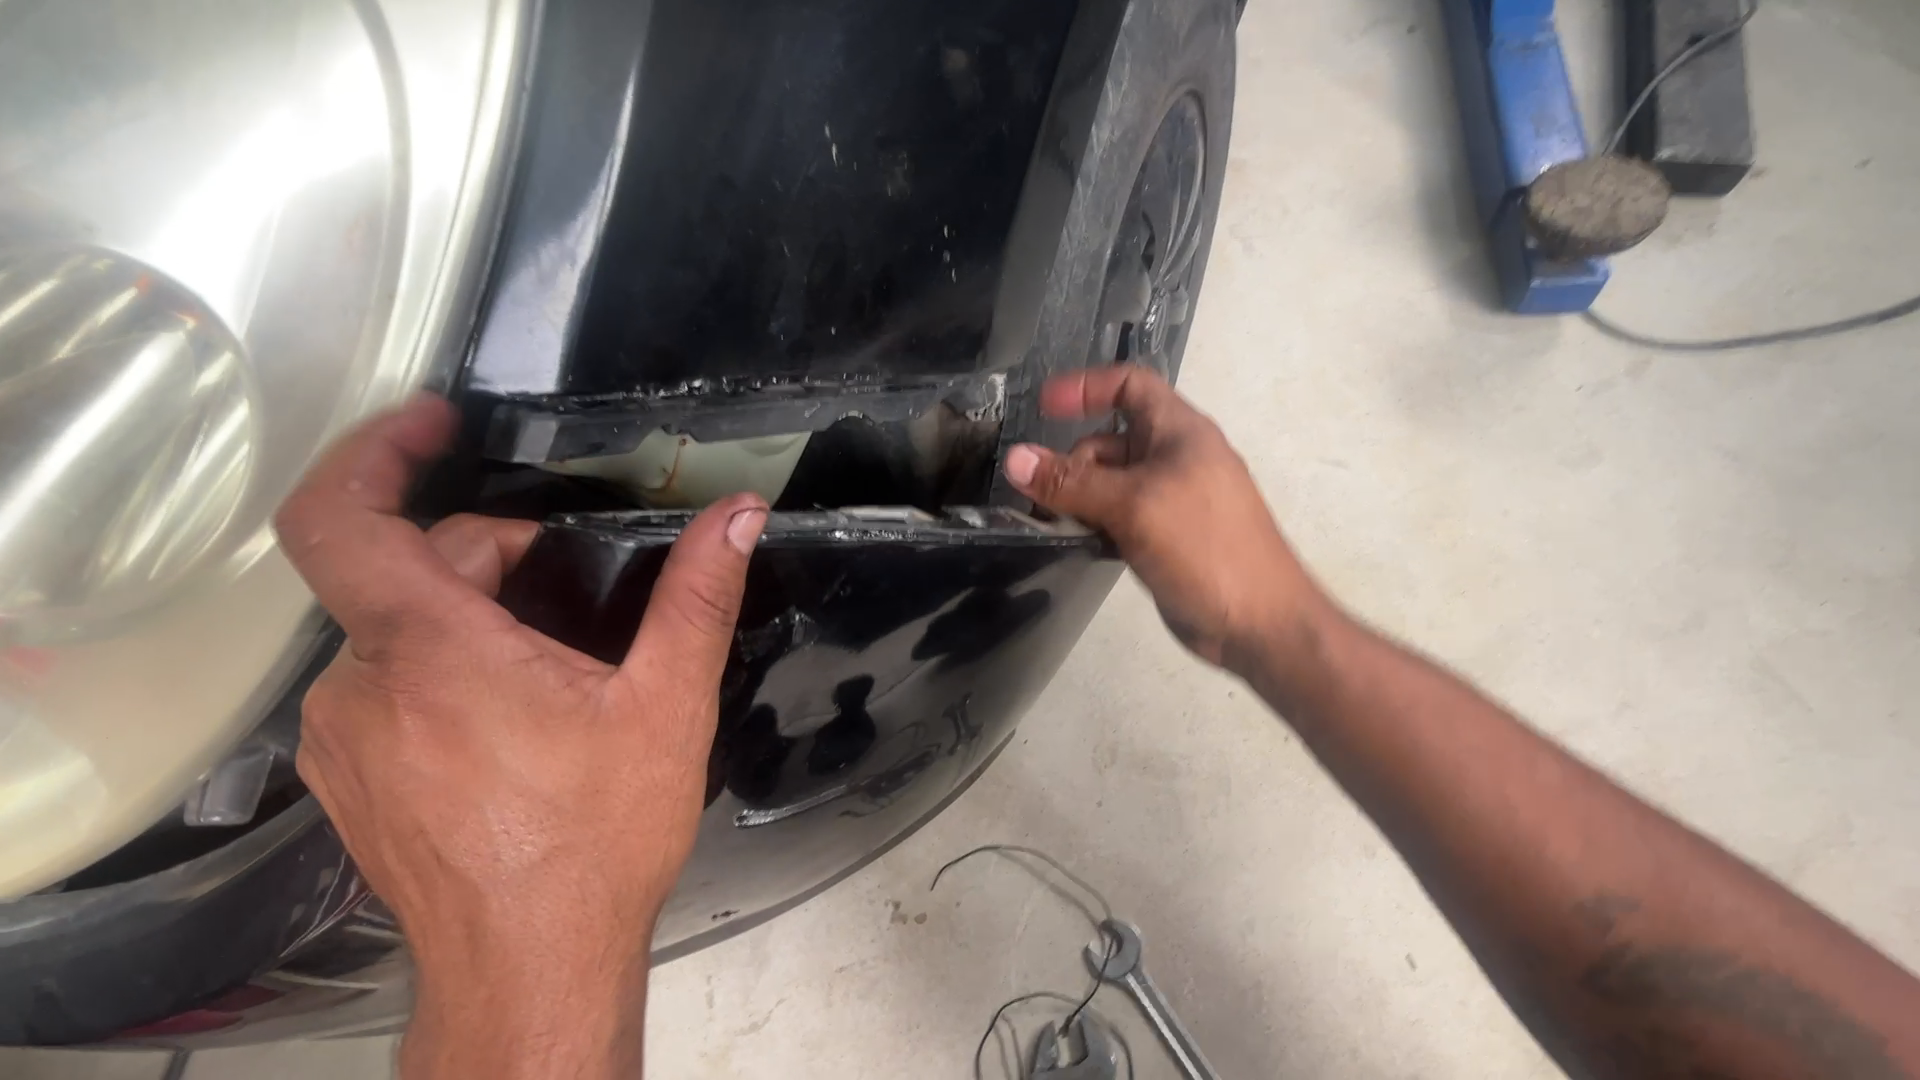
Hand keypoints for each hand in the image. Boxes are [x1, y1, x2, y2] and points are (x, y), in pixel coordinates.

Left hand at [272, 396, 766, 1021]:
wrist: (530, 970)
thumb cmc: (597, 836)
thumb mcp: (667, 706)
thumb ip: (698, 596)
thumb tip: (742, 515)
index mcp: (431, 652)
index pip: (341, 520)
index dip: (374, 451)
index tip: (433, 423)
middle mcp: (360, 687)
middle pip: (410, 572)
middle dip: (497, 559)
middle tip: (580, 597)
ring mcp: (342, 740)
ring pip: (399, 630)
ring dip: (474, 616)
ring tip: (558, 665)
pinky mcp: (348, 778)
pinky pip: (387, 684)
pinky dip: (445, 666)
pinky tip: (514, 717)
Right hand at [1002, 365, 1327, 672]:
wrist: (1259, 623)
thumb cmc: (1204, 548)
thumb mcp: (1133, 506)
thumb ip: (1071, 482)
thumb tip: (1015, 460)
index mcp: (1179, 432)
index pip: (1130, 385)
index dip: (1085, 387)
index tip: (1043, 408)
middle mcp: (1174, 458)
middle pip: (1109, 441)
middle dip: (1072, 462)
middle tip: (1043, 497)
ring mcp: (1169, 500)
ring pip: (1109, 483)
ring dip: (1077, 497)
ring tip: (1051, 523)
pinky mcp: (1163, 537)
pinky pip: (1117, 517)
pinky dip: (1094, 523)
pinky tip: (1076, 543)